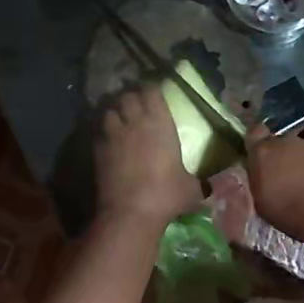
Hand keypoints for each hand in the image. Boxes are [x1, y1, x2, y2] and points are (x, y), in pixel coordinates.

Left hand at [95, 84, 203, 223]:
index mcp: (159, 123)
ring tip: (118, 120)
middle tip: (135, 106)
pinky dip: (102, 133)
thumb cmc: (165, 195)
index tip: (154, 94)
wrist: (130, 212)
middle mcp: (134, 122)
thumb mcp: (190, 190)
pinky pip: (97, 133)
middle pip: (127, 96)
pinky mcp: (96, 150)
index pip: (151, 91)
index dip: (151, 90)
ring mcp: (112, 135)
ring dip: (113, 112)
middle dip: (130, 98)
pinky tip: (106, 142)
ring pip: (108, 110)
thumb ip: (197, 183)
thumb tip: (207, 189)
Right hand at [243, 126, 303, 243]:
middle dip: (281, 157)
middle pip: (280, 143)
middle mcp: (287, 142)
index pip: (254, 134)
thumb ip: (261, 182)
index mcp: (263, 152)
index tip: (258, 157)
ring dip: (303, 164)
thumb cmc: (292, 211)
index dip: (256, 143)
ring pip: (302, 151)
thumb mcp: (263, 204)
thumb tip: (264, 177)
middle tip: (284, 178)